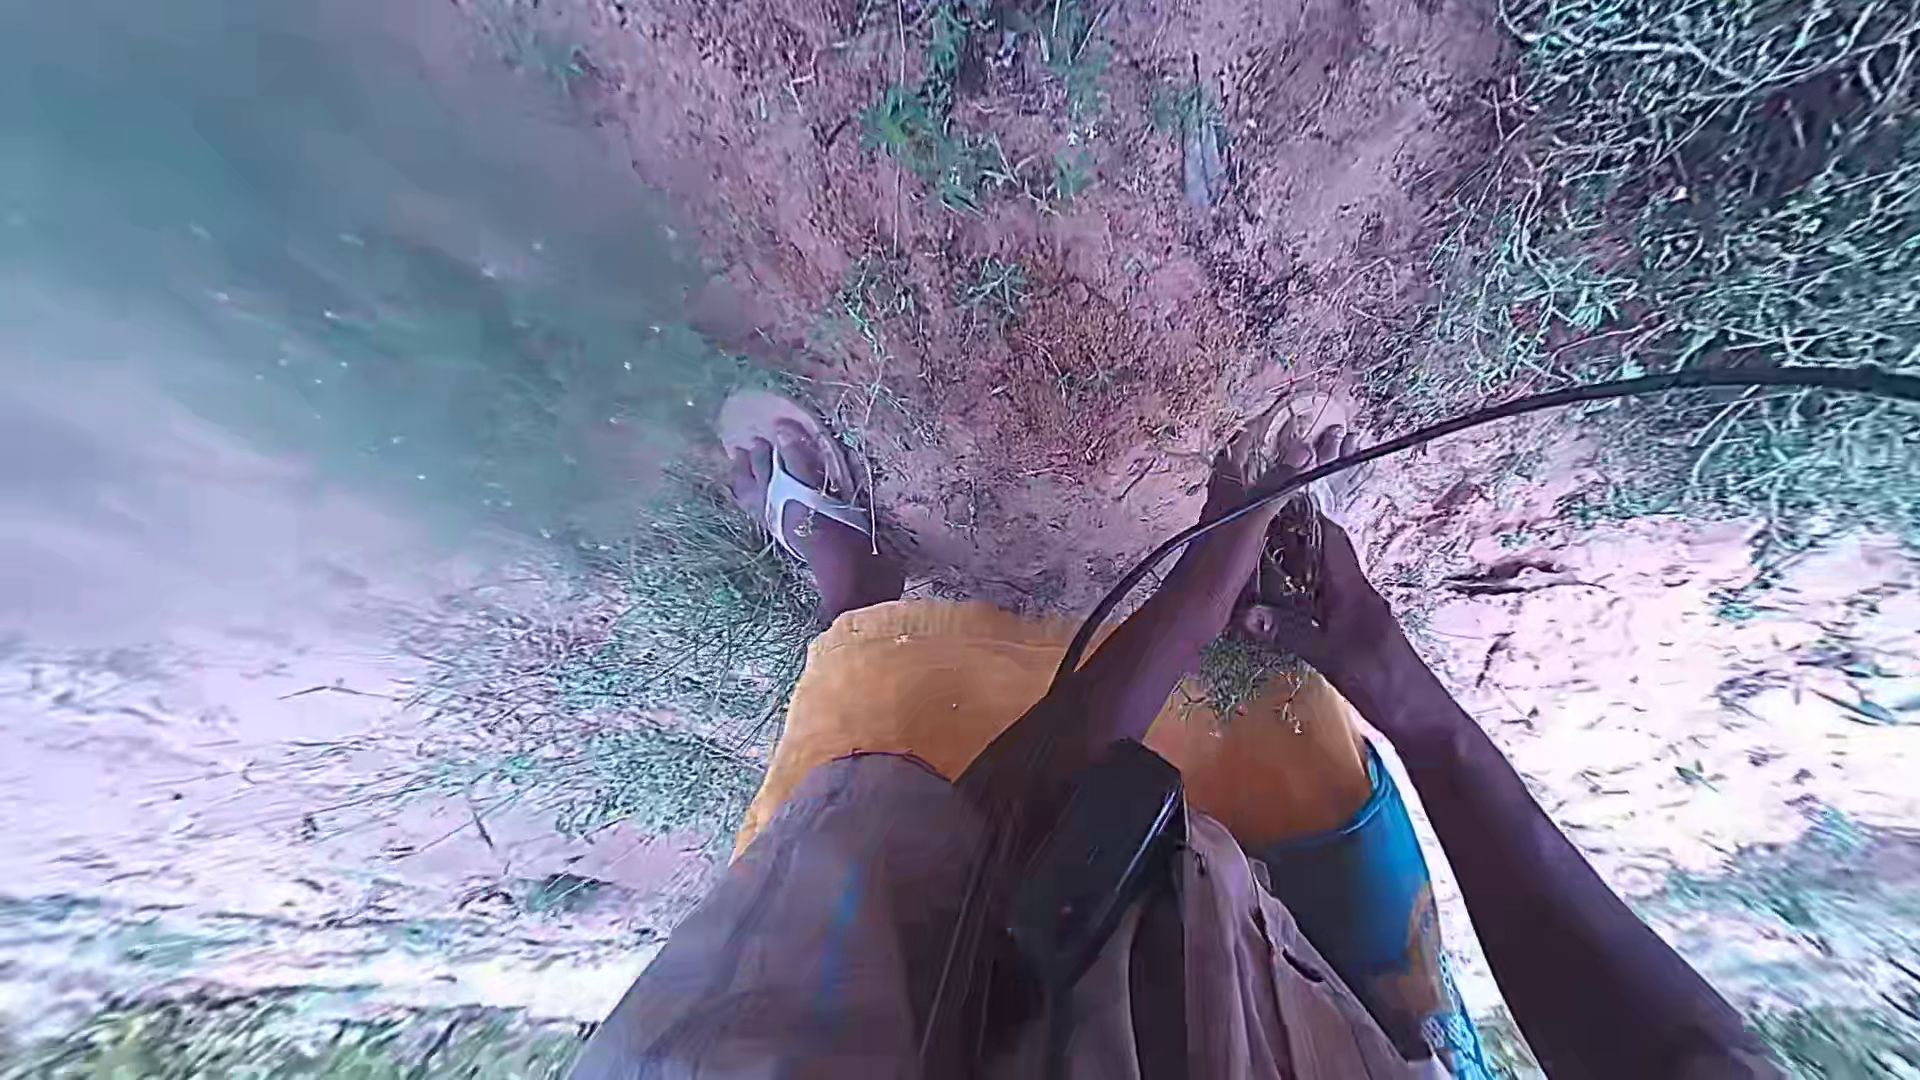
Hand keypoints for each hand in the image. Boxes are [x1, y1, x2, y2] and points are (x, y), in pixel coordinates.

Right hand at [1232, 515, 1400, 684]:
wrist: (1421, 720)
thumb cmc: (1383, 682)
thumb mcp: (1331, 655)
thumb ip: (1288, 631)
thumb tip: (1243, 613)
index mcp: (1353, 590)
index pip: (1329, 538)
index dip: (1303, 517)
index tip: (1268, 507)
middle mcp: (1353, 593)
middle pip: (1319, 554)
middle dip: (1285, 541)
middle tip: (1243, 540)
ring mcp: (1351, 612)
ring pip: (1315, 578)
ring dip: (1286, 568)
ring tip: (1246, 567)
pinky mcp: (1347, 630)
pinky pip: (1315, 601)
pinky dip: (1291, 594)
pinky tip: (1268, 604)